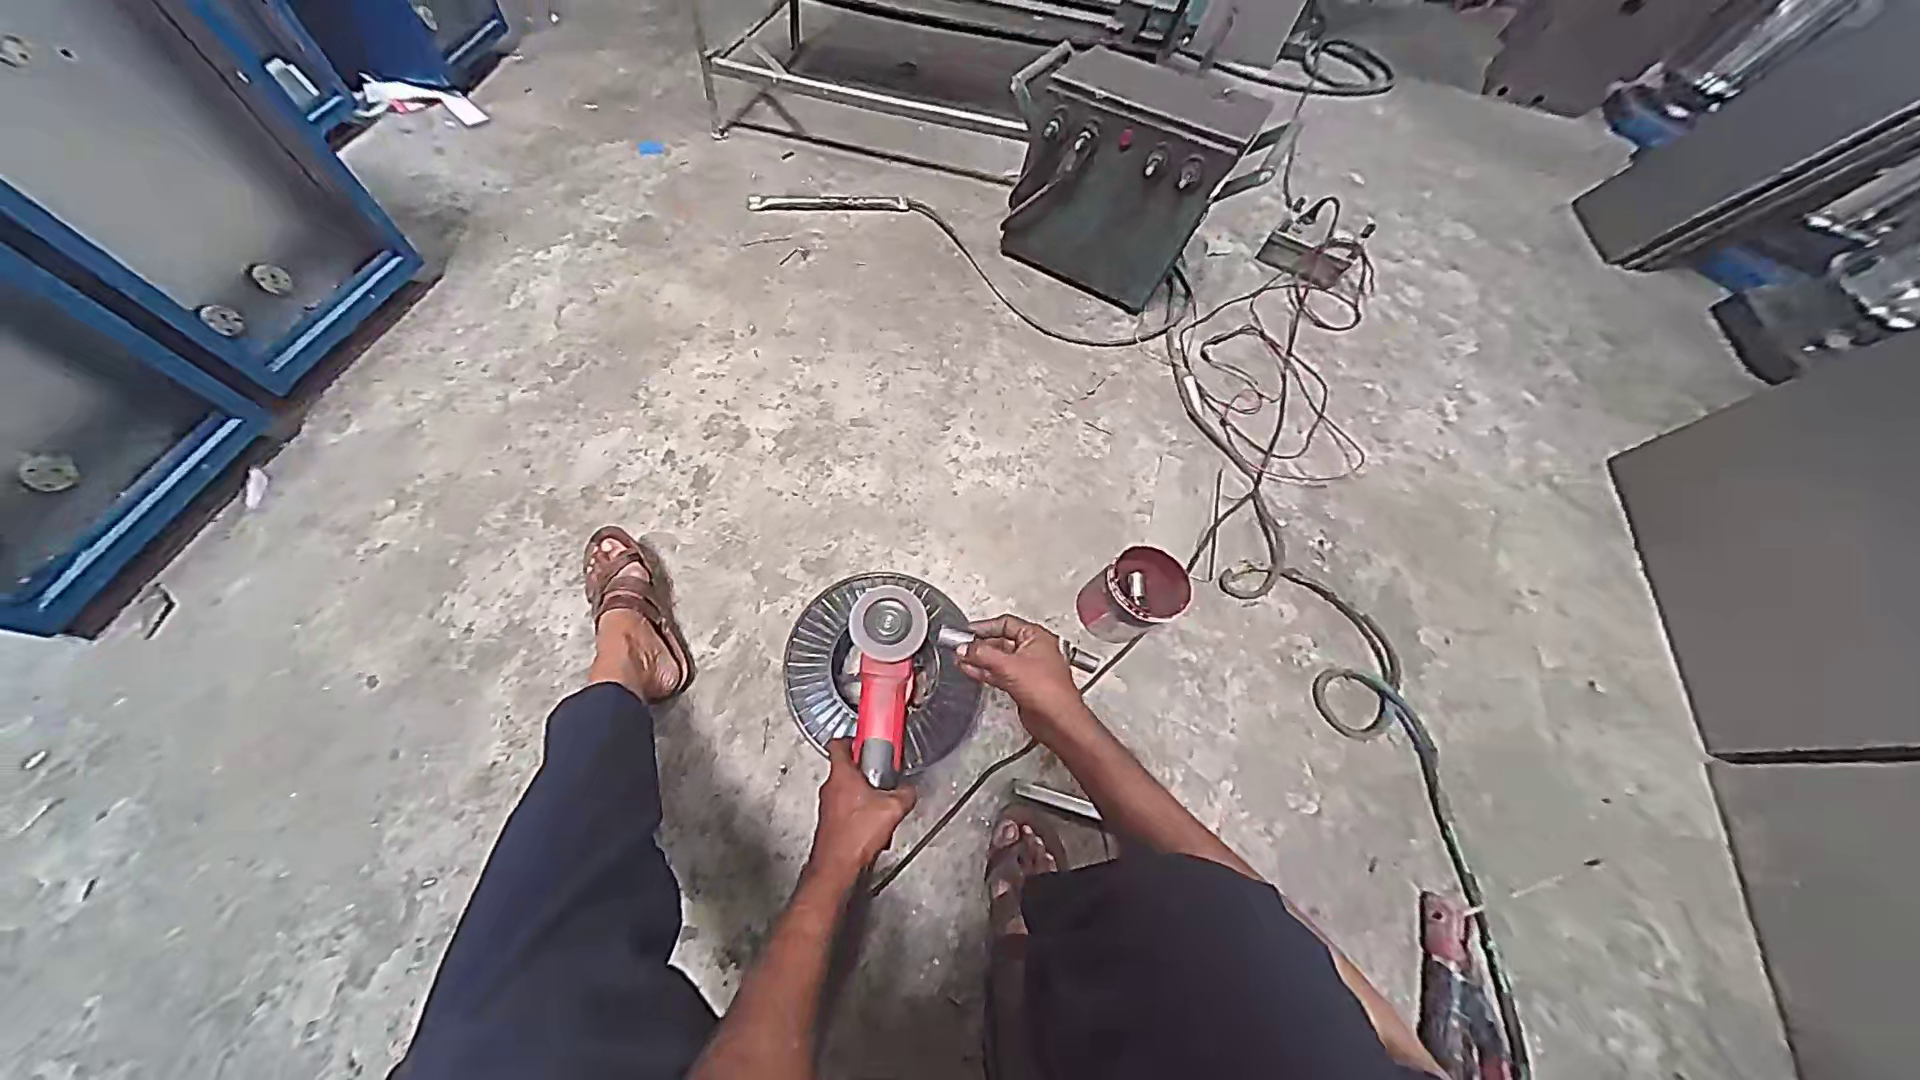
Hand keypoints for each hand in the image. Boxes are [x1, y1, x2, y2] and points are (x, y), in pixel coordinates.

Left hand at [809, 739, 916, 875]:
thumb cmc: (855, 836)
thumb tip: (910, 790)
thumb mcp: (892, 808)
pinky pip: (845, 808)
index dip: (852, 739)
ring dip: (862, 793)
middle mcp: (830, 787)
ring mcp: (827, 806)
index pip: (839, 744)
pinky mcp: (830, 823)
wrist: (837, 867)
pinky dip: (858, 811)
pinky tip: (872, 825)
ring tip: (879, 803)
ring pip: (846, 789)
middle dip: (864, 770)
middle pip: (845, 767)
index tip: (865, 740)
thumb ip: (905, 793)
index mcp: (841, 775)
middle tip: (880, 773)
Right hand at [954, 614, 1096, 744]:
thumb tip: (965, 648)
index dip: (985, 626)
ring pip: (998, 659)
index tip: (968, 631)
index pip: (1006, 623)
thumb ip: (983, 654)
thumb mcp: (1009, 665)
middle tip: (961, 646)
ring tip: (961, 658)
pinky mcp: (1022, 685)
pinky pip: (999, 673)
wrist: (1057, 720)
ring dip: (979, 659)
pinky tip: (971, 670)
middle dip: (979, 645)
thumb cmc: (1049, 690)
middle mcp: (1034, 650)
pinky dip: (985, 672)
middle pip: (1001, 641)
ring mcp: (1028, 669)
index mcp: (1036, 637)